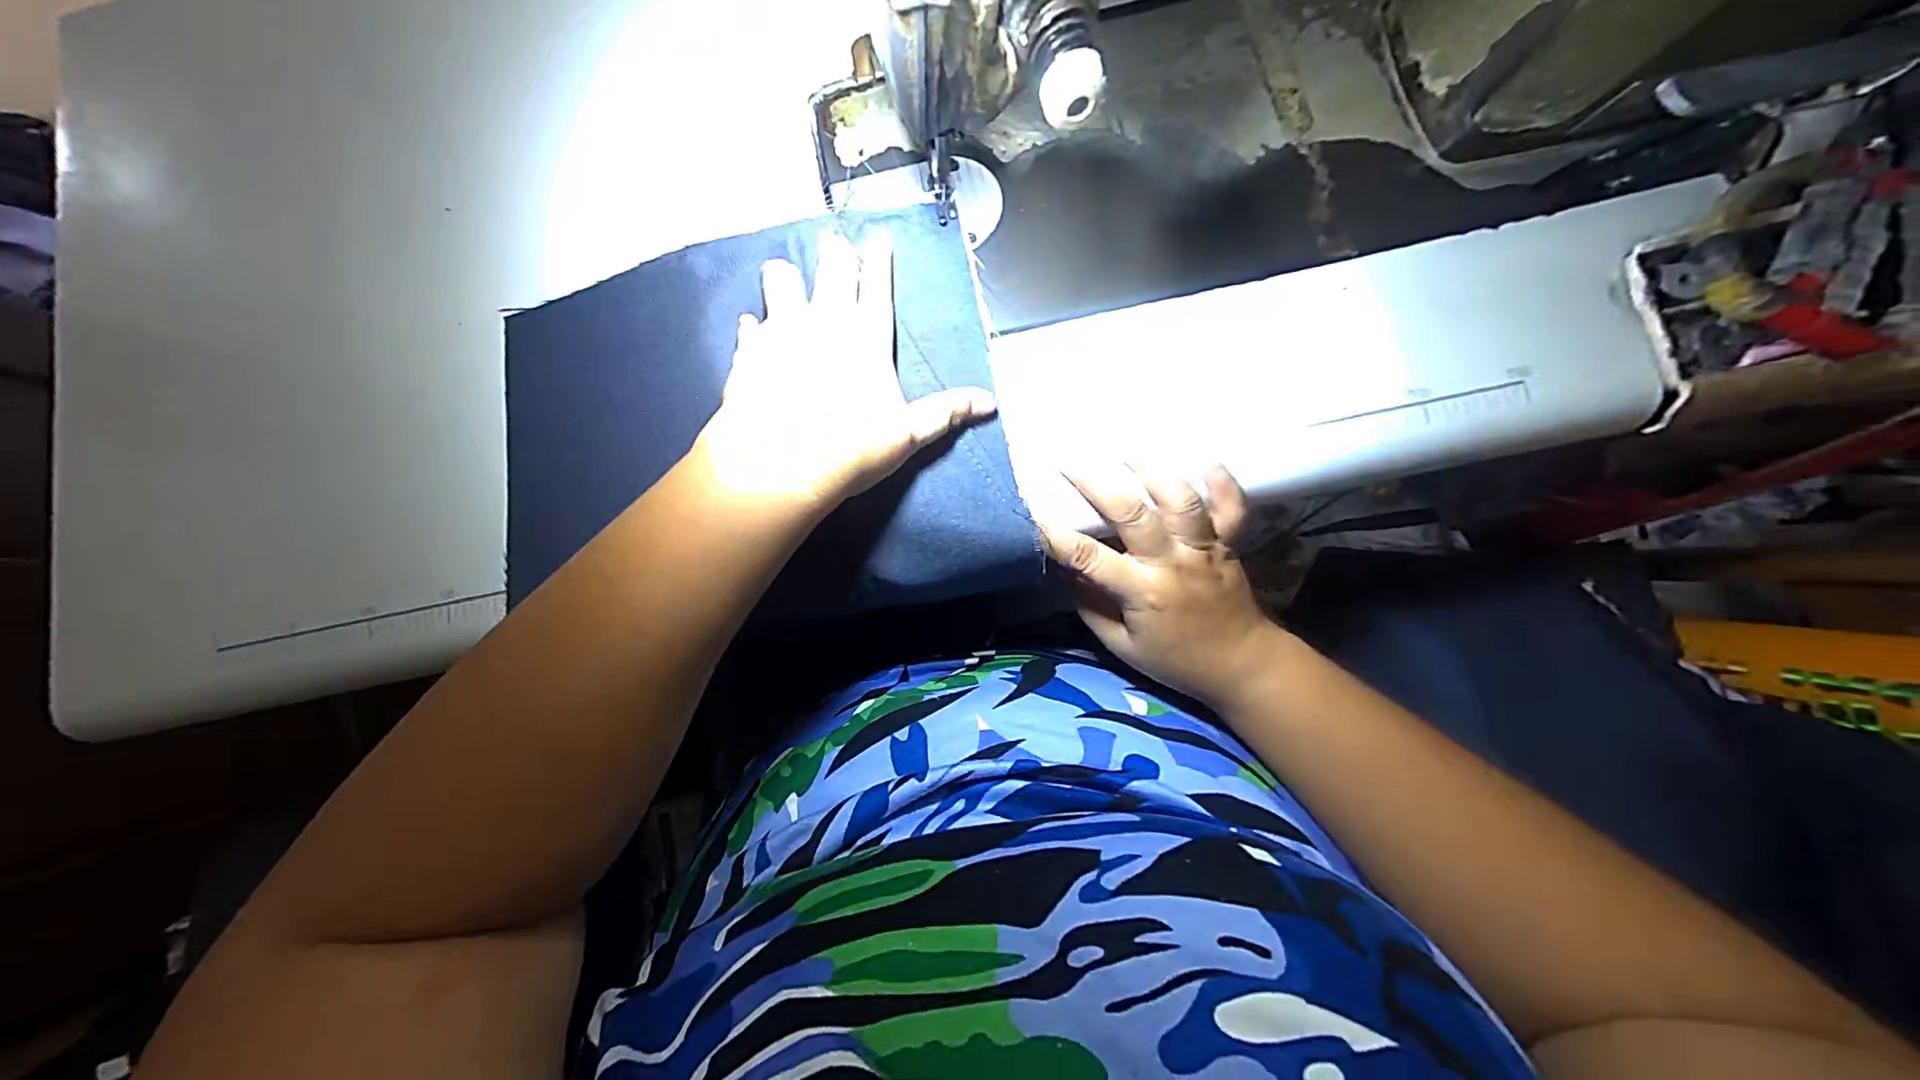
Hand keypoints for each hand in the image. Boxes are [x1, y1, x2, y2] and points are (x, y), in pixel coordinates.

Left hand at [696, 230, 997, 510]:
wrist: (779, 466)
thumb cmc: (849, 449)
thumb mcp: (907, 434)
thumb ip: (946, 411)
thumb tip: (987, 404)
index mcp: (867, 336)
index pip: (877, 282)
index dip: (878, 256)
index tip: (878, 238)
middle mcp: (825, 321)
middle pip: (830, 267)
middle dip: (834, 252)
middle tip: (834, 245)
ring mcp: (783, 330)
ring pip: (781, 278)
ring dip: (786, 276)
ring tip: (788, 277)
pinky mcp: (751, 350)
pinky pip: (751, 324)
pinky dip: (755, 325)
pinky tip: (755, 329)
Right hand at [1038, 464, 1288, 707]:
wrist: (1242, 665)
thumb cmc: (1175, 660)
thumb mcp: (1122, 646)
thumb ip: (1092, 607)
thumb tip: (1067, 571)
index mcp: (1142, 592)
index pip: (1089, 558)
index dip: (1056, 535)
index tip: (1033, 512)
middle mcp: (1172, 563)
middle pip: (1132, 513)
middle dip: (1096, 484)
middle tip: (1070, 463)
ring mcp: (1203, 549)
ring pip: (1180, 500)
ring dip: (1153, 472)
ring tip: (1127, 456)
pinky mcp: (1229, 545)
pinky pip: (1231, 507)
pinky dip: (1221, 482)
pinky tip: (1204, 461)